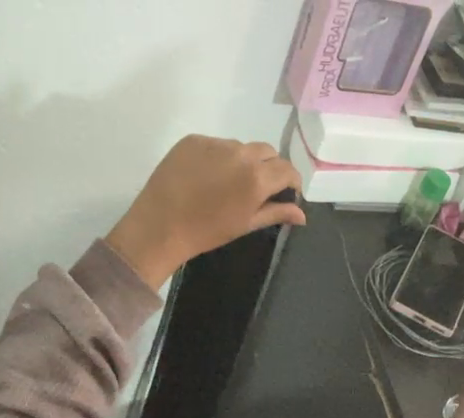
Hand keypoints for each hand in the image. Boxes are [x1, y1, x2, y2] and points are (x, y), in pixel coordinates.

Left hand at [106, 135, 305, 288]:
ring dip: (243, 161)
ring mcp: (215, 143)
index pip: (287, 169)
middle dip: (269, 167)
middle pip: (267, 152)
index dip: (291, 181)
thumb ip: (276, 213)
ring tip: (228, 184)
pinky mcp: (194, 139)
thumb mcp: (245, 225)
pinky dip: (219, 158)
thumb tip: (302, 214)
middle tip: (258, 189)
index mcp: (257, 177)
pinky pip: (216, 144)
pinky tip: (207, 177)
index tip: (287, 192)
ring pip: (241, 147)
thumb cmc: (207, 232)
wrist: (161, 225)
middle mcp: (240, 153)